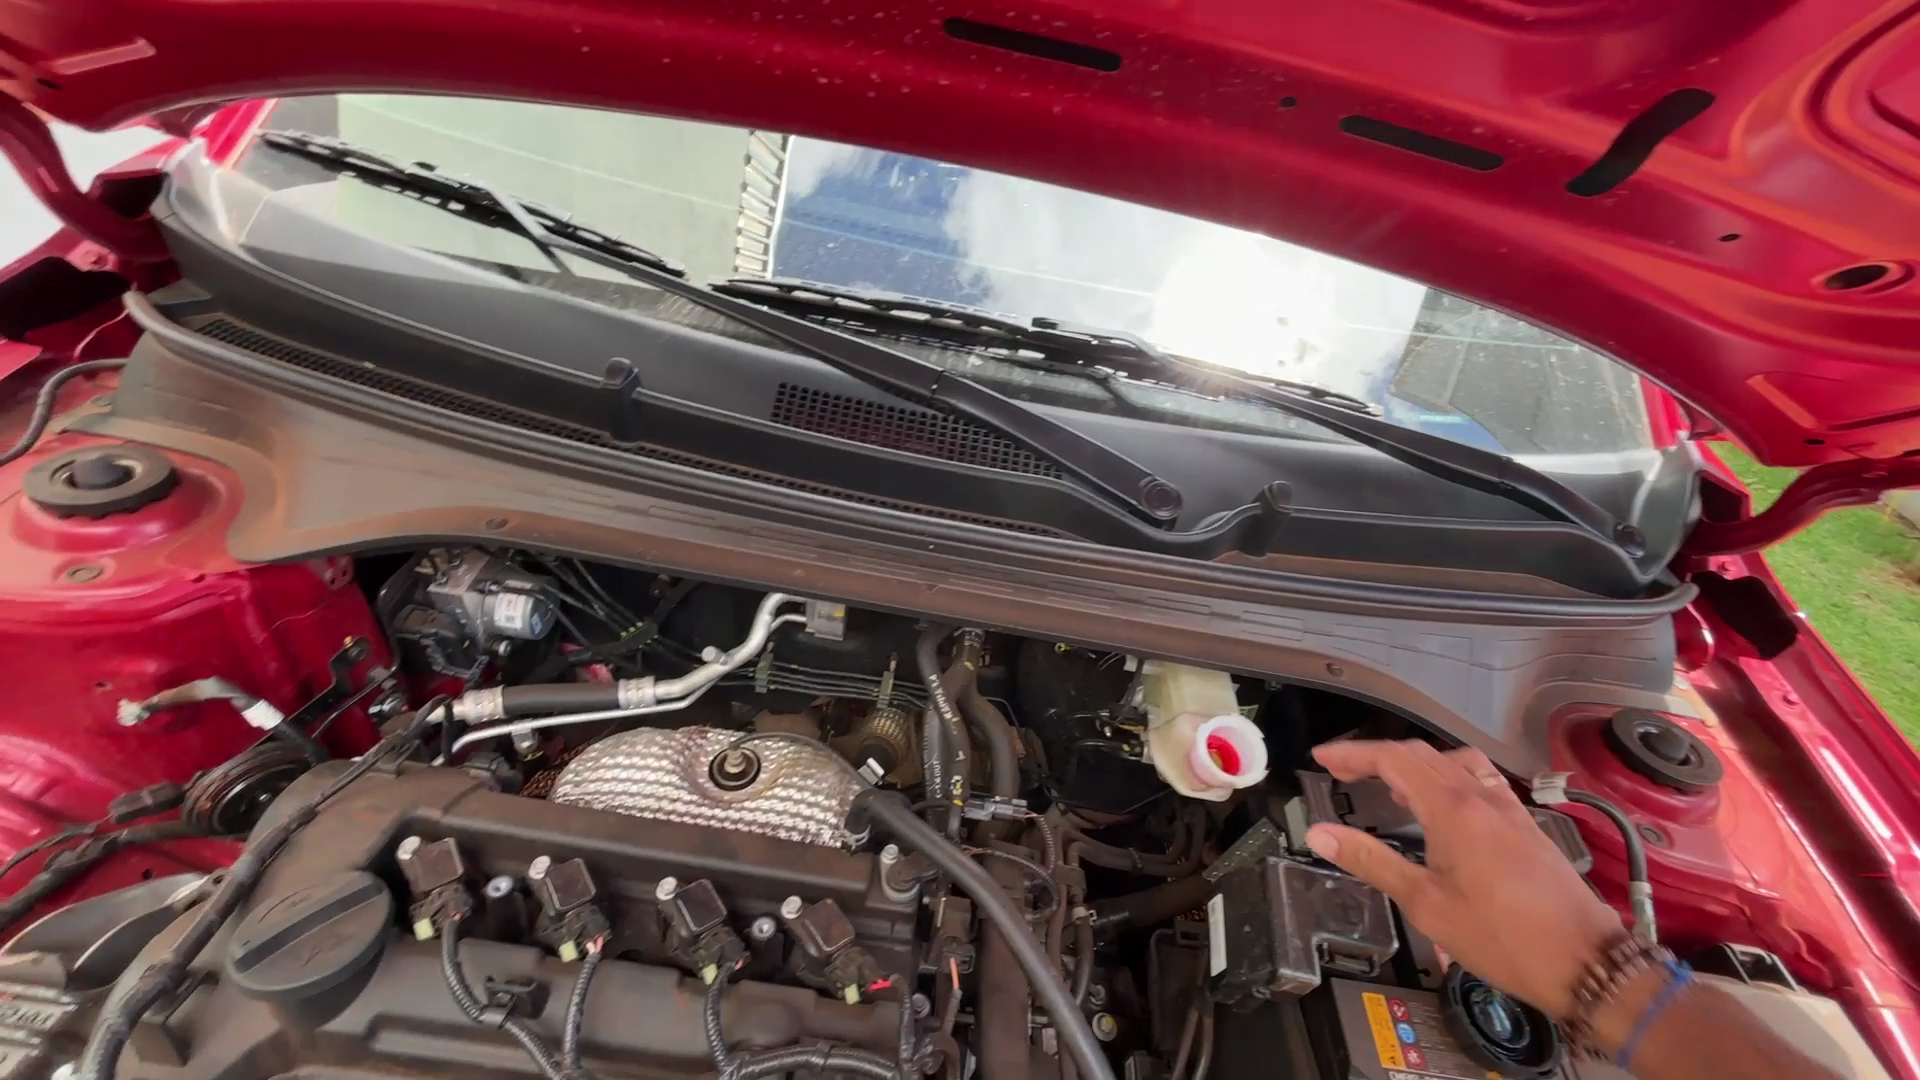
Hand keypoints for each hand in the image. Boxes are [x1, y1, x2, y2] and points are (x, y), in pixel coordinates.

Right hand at [1303, 739, 1622, 1018]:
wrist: (1592, 967)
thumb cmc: (1502, 937)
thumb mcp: (1426, 904)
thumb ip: (1370, 861)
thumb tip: (1318, 832)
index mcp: (1451, 809)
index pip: (1391, 759)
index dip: (1351, 754)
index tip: (1321, 759)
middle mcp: (1479, 796)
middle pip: (1419, 754)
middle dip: (1373, 755)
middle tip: (1341, 770)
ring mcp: (1507, 807)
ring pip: (1450, 760)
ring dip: (1412, 762)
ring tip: (1389, 784)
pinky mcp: (1524, 823)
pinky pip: (1478, 777)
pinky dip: (1446, 774)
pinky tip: (1443, 803)